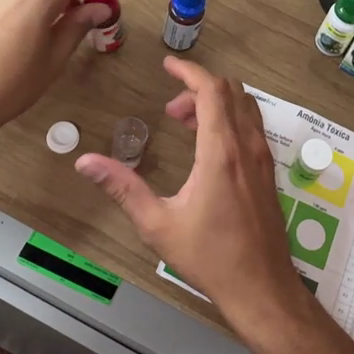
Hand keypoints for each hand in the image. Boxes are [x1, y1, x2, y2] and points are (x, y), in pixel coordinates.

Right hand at [74, 57, 303, 328]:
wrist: (261, 287)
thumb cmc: (209, 257)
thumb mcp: (158, 224)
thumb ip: (123, 188)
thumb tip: (86, 162)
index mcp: (221, 152)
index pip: (211, 91)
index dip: (189, 72)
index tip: (168, 66)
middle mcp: (247, 147)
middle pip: (231, 92)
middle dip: (199, 88)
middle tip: (170, 109)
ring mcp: (263, 158)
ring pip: (246, 107)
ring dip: (216, 103)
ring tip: (185, 124)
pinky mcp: (268, 172)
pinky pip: (252, 127)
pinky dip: (231, 119)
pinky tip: (209, 147)